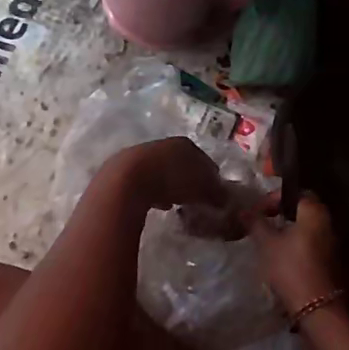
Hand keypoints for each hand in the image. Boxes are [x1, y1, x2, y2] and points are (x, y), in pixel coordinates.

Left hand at [103, 137, 227, 211]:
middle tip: (194, 198)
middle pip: (181, 164)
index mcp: (185, 144)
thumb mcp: (203, 189)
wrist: (127, 181)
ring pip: (162, 172)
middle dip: (188, 180)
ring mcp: (141, 155)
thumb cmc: (172, 181)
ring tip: (175, 204)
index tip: (214, 193)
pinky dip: (153, 192)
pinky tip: (156, 205)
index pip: (204, 160)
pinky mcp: (123, 169)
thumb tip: (225, 199)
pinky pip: (145, 181)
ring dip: (169, 186)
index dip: (211, 177)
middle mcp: (164, 144)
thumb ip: (217, 193)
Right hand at [247, 191, 342, 312]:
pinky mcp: (330, 259)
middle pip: (303, 209)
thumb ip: (256, 224)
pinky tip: (281, 254)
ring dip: (288, 229)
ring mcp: (332, 242)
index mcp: (315, 212)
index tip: (257, 211)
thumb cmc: (290, 267)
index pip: (296, 193)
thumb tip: (244, 211)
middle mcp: (327, 222)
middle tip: (262, 222)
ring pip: (307, 227)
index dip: (274, 198)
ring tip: (268, 239)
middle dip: (281, 213)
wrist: (317, 306)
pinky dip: (296, 242)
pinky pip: (311, 242)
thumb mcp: (267, 244)